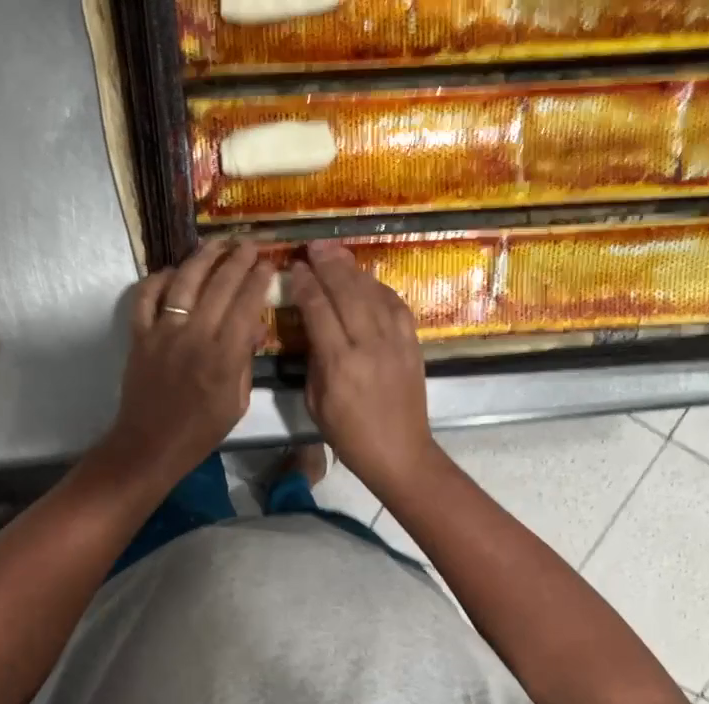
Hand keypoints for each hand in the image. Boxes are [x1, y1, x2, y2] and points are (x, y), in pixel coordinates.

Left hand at [105, 238, 273, 478]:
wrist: (151, 445)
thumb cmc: (200, 431)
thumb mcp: (237, 403)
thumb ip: (245, 362)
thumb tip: (254, 328)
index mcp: (224, 356)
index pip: (246, 304)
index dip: (259, 279)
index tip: (269, 264)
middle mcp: (195, 335)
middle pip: (219, 284)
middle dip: (237, 259)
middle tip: (249, 244)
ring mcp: (163, 332)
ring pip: (184, 281)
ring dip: (203, 257)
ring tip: (217, 243)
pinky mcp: (139, 335)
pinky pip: (146, 296)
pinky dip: (158, 279)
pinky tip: (172, 272)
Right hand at [289, 240, 437, 492]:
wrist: (400, 452)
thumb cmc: (350, 435)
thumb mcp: (316, 403)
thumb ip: (314, 361)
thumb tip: (313, 329)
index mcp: (339, 363)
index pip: (318, 310)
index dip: (305, 285)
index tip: (295, 268)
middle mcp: (368, 345)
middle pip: (347, 292)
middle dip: (329, 265)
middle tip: (315, 246)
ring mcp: (395, 342)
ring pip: (373, 293)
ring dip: (354, 270)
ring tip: (337, 253)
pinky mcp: (413, 345)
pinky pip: (396, 306)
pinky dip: (380, 288)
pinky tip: (368, 280)